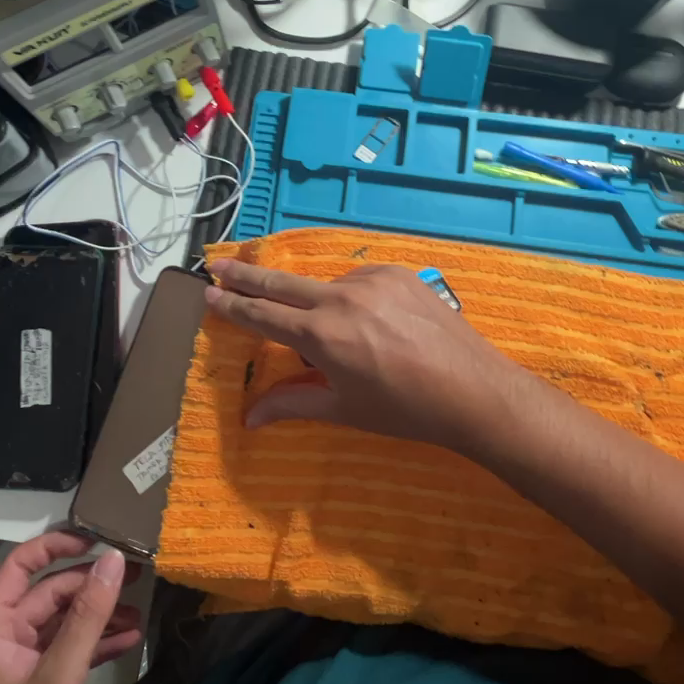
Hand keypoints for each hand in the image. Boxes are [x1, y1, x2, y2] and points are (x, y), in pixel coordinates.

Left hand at [0, 534, 141, 683]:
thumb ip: (87, 616)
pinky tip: (128, 642)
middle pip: (48, 594)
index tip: (98, 540)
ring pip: (63, 624)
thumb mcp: (58, 674)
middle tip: (136, 576)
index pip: (20, 565)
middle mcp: (1, 639)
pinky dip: (96, 644)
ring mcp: (18, 665)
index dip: (56, 545)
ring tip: (139, 613)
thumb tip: (113, 558)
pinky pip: (67, 652)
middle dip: (92, 586)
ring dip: (100, 617)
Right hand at [204, 258, 531, 453]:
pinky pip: (359, 282)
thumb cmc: (404, 410)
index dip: (233, 306)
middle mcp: (341, 298)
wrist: (474, 390)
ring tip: (336, 336)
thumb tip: (250, 418)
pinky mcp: (398, 273)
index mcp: (322, 335)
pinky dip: (351, 298)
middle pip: (281, 282)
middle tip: (219, 265)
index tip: (209, 293)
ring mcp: (372, 280)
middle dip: (246, 275)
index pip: (263, 316)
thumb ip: (293, 403)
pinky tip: (368, 322)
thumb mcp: (344, 410)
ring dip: (315, 301)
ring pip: (326, 286)